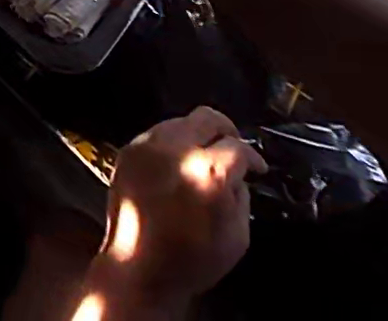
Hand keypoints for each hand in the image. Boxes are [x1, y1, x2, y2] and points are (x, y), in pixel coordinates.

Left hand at [81, 107, 267, 314]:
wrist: (137, 271)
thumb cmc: (189, 261)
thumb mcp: (237, 237)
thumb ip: (241, 196)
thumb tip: (238, 175)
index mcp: (208, 171)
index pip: (238, 146)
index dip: (253, 157)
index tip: (256, 167)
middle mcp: (177, 148)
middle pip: (208, 117)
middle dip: (227, 130)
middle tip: (233, 147)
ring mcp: (149, 145)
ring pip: (182, 120)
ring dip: (197, 135)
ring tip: (203, 156)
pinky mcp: (130, 149)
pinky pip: (158, 133)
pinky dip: (173, 143)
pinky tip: (177, 164)